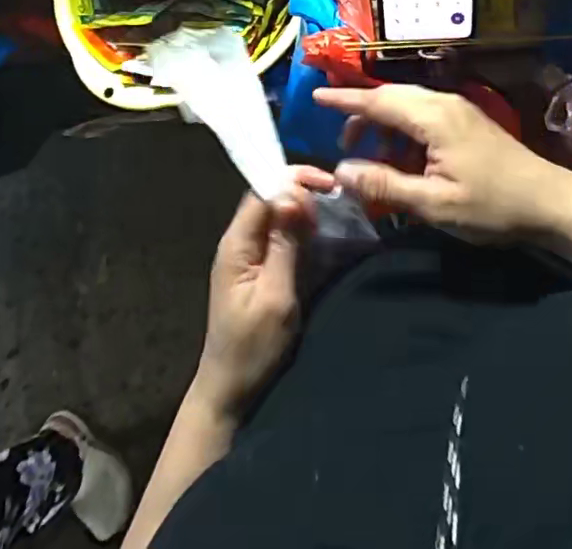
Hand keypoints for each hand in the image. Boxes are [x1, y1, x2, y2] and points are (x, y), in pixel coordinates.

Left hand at [190, 170, 328, 415]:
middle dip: (304, 191)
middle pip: (270, 199)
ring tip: (339, 210)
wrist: (230, 391)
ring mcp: (248, 255)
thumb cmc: (252, 348)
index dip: (295, 180)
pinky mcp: (258, 270)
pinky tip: (324, 234)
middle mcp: (239, 241)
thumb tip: (294, 194)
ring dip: (306, 210)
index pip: (264, 192)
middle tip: (340, 197)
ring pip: (276, 216)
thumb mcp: (275, 296)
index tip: (331, 185)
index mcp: (237, 243)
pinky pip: (280, 237)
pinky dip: (303, 231)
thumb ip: (284, 244)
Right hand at [315, 85, 571, 241]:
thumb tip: (339, 171)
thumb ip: (384, 186)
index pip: (377, 101)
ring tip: (370, 154)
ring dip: (382, 123)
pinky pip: (422, 113)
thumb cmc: (493, 206)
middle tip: (342, 139)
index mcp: (433, 117)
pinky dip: (402, 129)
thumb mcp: (434, 204)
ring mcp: (458, 109)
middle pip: (390, 97)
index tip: (316, 96)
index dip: (344, 100)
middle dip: (360, 113)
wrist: (552, 203)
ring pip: (406, 104)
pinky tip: (402, 156)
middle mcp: (443, 103)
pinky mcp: (466, 121)